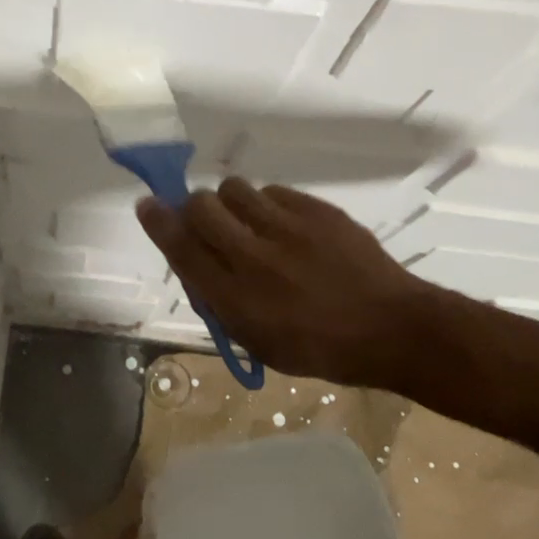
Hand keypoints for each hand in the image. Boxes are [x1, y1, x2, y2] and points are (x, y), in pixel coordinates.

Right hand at [135, 177, 437, 386]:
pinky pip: (272, 191)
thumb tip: (196, 267)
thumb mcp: (260, 344)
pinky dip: (267, 204)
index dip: (158, 222)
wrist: (393, 329)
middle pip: (201, 207)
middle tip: (208, 223)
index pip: (182, 249)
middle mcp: (255, 258)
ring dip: (231, 202)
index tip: (146, 204)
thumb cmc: (322, 349)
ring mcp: (287, 229)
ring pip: (234, 189)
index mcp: (237, 299)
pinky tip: (284, 225)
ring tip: (250, 222)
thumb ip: (222, 304)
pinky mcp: (316, 210)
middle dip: (195, 209)